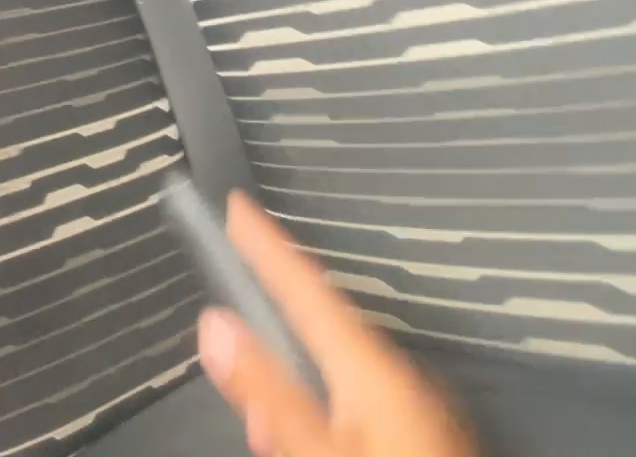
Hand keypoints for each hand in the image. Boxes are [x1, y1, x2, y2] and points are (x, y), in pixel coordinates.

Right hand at [199, 193, 477, 456]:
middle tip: (241, 249)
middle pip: (323, 311)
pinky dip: (317, 372)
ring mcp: (415, 407)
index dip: (267, 240)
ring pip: (338, 350)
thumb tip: (216, 323)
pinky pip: (355, 382)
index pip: (306, 285)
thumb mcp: (320, 444)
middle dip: (276, 282)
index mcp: (373, 369)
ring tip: (257, 333)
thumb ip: (268, 385)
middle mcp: (399, 378)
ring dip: (291, 334)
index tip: (239, 202)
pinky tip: (305, 399)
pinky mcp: (420, 432)